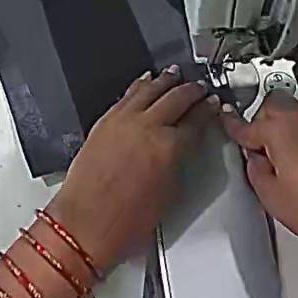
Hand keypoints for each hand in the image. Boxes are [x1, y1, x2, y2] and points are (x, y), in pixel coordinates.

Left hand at [48, 67, 217, 265]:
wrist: (86, 223)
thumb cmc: (124, 220)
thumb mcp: (169, 193)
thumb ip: (179, 160)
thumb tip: (183, 146)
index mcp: (170, 147)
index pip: (197, 120)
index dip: (207, 110)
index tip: (212, 105)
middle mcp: (147, 127)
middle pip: (177, 97)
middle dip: (192, 90)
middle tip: (200, 88)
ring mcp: (124, 120)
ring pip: (151, 89)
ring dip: (167, 80)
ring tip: (176, 74)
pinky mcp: (105, 120)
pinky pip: (128, 95)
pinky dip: (140, 85)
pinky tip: (145, 81)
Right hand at [221, 92, 297, 266]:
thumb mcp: (270, 195)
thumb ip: (254, 170)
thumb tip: (254, 162)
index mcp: (278, 130)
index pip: (245, 123)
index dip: (232, 124)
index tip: (226, 120)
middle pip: (271, 104)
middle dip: (258, 118)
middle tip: (251, 142)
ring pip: (289, 114)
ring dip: (277, 129)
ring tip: (272, 159)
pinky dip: (293, 140)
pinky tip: (292, 166)